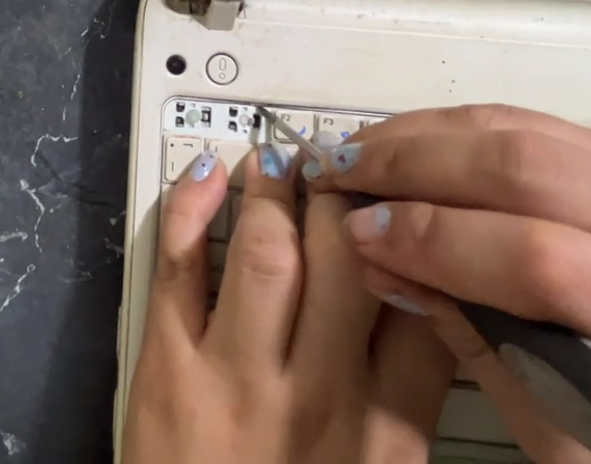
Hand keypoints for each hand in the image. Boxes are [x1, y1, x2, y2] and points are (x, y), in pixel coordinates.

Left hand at [120, 140, 455, 463]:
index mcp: (385, 434)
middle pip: (347, 265)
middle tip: (338, 160)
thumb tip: (420, 303)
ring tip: (280, 156)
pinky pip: (180, 267)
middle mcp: (318, 396)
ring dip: (275, 192)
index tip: (403, 203)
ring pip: (269, 255)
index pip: (424, 313)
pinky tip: (208, 174)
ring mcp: (235, 375)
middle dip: (346, 198)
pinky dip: (191, 210)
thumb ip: (404, 397)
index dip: (416, 243)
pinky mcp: (167, 362)